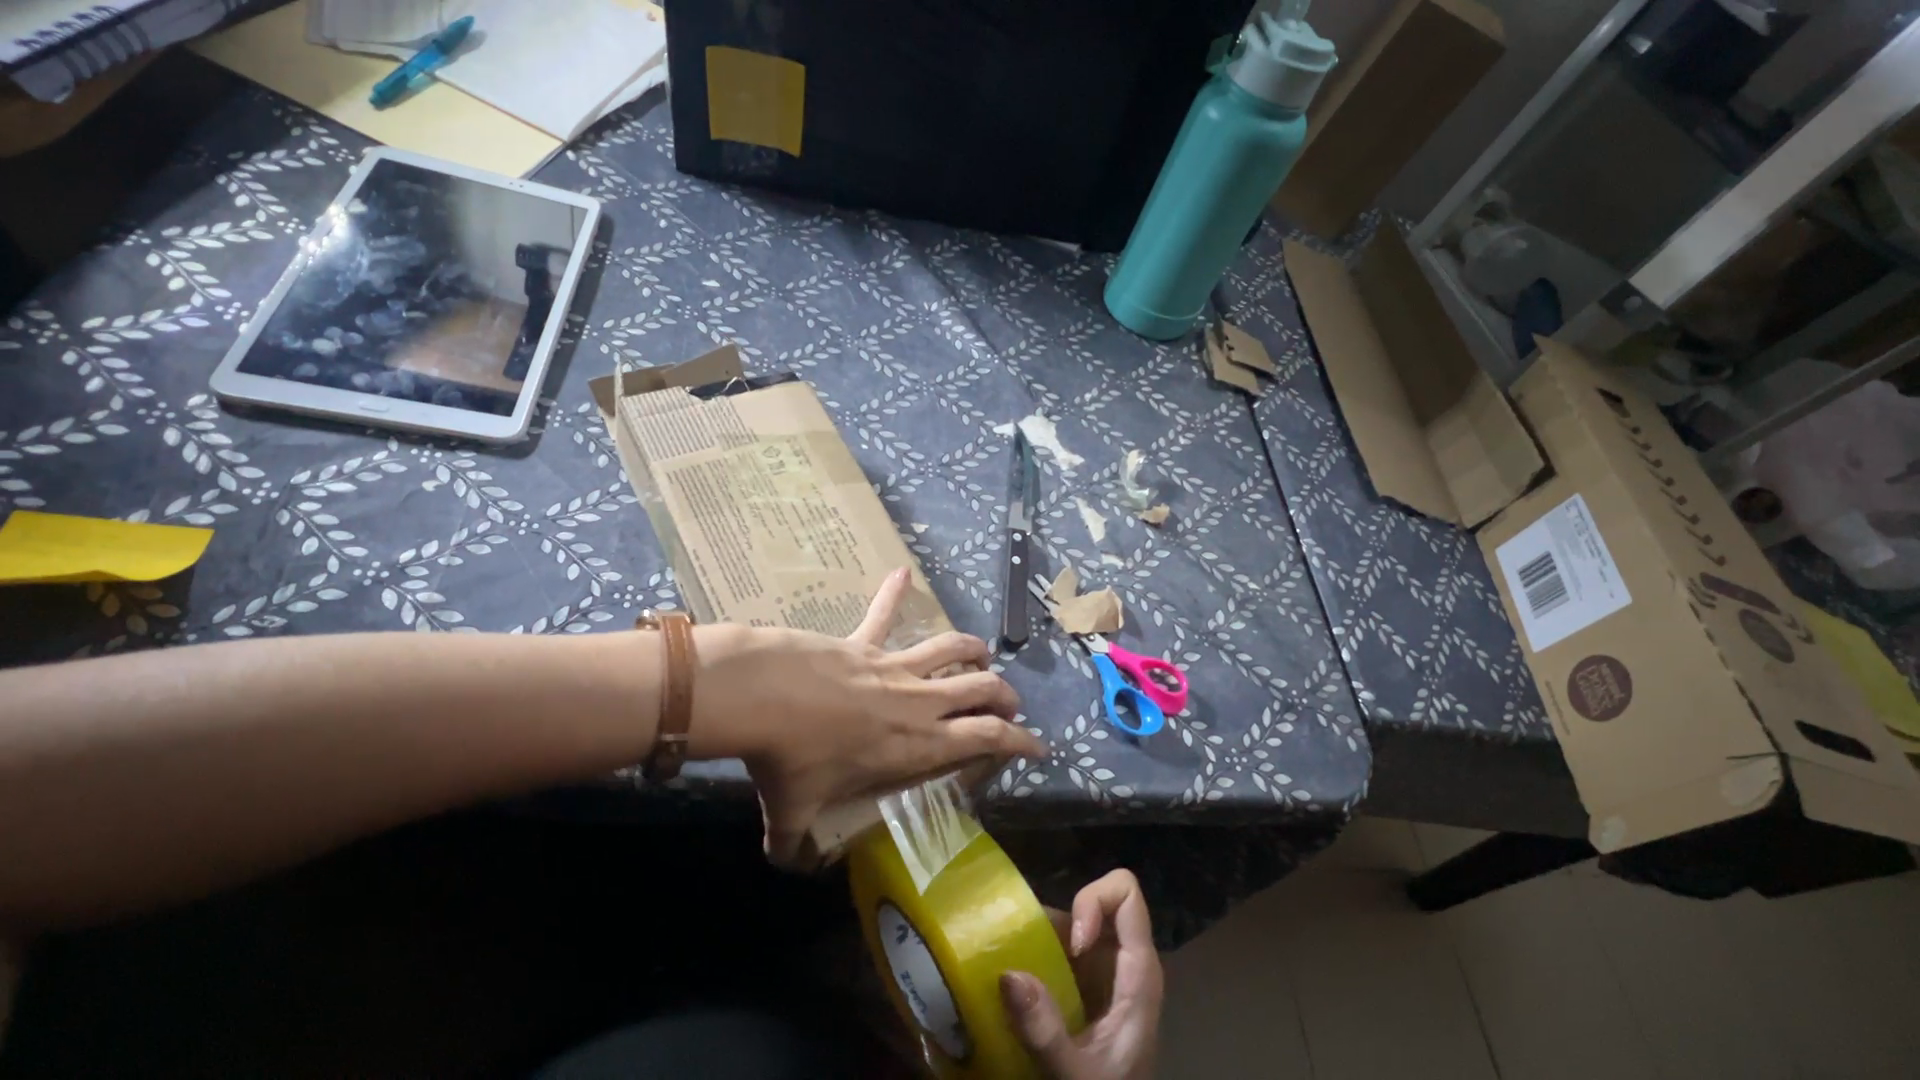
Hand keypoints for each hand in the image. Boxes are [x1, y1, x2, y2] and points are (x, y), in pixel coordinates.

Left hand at [691, 568, 1047, 864]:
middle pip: (980, 689)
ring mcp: (893, 666)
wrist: (761, 694)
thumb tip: (782, 864)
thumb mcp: (793, 810)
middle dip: (1004, 696)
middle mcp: (918, 702)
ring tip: (982, 655)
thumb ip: (791, 842)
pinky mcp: (863, 641)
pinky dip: (895, 592)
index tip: (1038, 746)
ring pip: (950, 649)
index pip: (986, 738)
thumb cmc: (790, 758)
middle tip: (1011, 705)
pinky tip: (901, 570)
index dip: (1019, 741)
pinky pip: (885, 612)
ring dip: (972, 651)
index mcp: (917, 745)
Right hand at [1001, 869, 1162, 1079]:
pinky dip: (1034, 950)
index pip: (1127, 897)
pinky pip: (1059, 947)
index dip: (1093, 901)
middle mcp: (1123, 961)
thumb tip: (1008, 974)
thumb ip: (1046, 1032)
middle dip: (1059, 915)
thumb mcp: (1075, 1076)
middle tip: (1028, 950)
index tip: (1072, 945)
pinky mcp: (1082, 985)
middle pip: (1098, 902)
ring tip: (1007, 955)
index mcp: (1139, 972)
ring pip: (1073, 922)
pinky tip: (1012, 977)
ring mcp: (1103, 971)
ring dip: (1040, 932)